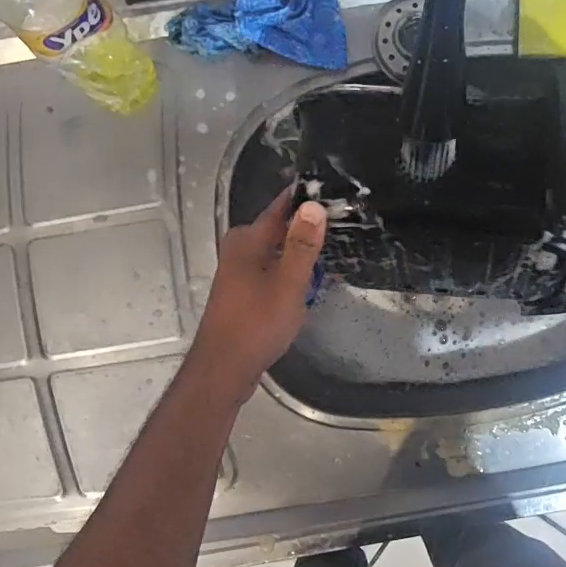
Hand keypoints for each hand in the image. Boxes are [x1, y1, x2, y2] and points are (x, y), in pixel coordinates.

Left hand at [192, 189, 326, 393]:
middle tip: (342, 233)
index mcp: (248, 240)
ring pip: (276, 252)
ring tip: (330, 259)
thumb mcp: (288, 284)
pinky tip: (306, 286)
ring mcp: (238, 270)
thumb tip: (313, 205)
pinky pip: (271, 270)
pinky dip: (289, 274)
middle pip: (280, 229)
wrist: (223, 368)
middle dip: (308, 231)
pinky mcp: (241, 290)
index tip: (335, 198)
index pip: (282, 207)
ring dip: (300, 256)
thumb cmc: (256, 325)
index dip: (307, 201)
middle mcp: (239, 248)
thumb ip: (302, 245)